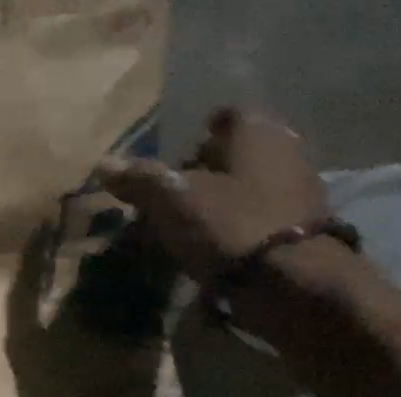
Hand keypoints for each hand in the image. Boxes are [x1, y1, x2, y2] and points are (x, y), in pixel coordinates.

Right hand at [96, 109, 330, 284]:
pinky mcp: (296, 223)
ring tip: (187, 218)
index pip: (227, 116)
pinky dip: (233, 218)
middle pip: (238, 149)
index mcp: (255, 133)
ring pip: (248, 180)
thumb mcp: (172, 200)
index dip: (201, 129)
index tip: (178, 149)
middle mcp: (283, 149)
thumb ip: (140, 179)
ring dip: (220, 194)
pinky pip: (256, 210)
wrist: (287, 277)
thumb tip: (104, 163)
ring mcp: (295, 186)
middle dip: (209, 164)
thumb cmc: (227, 224)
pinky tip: (211, 238)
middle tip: (176, 185)